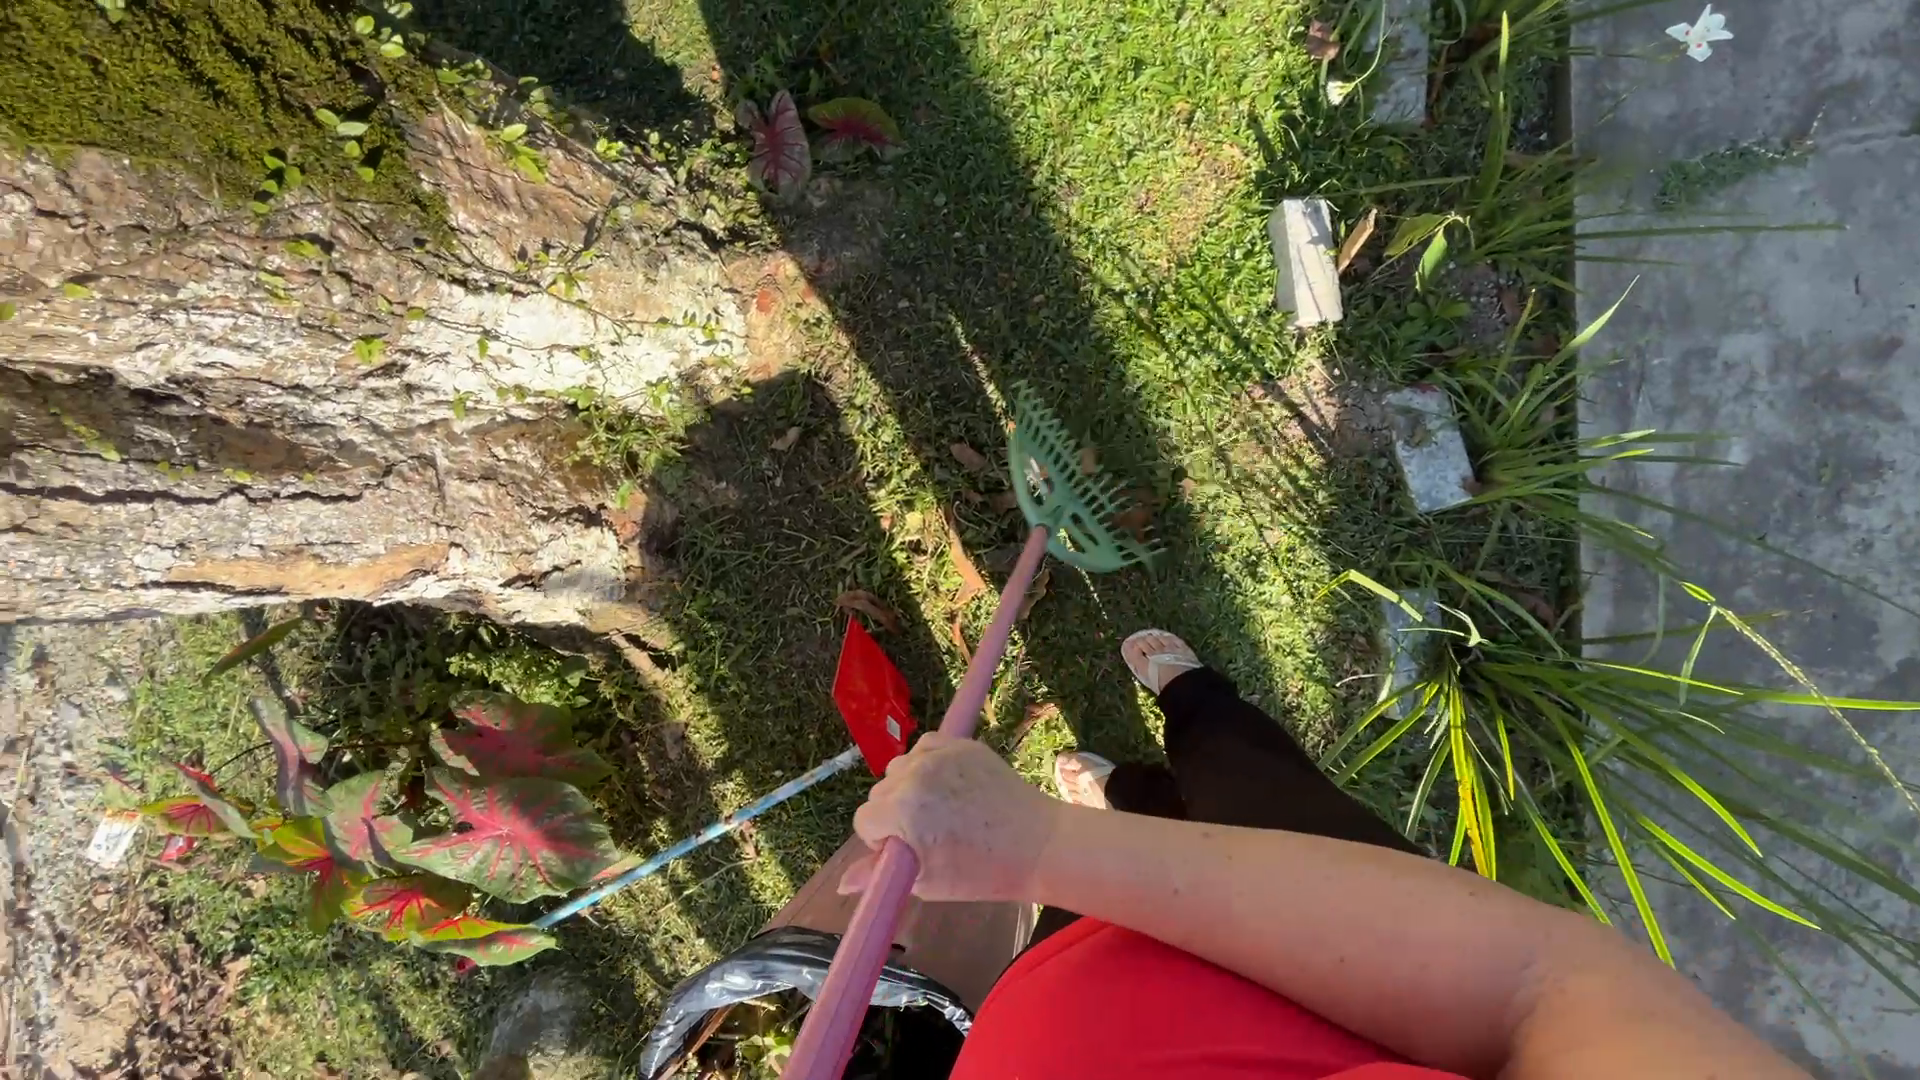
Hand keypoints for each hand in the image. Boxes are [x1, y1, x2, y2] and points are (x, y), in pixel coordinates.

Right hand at [838, 732, 1061, 902]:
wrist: (1038, 842)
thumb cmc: (982, 871)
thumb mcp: (926, 881)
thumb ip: (880, 877)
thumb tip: (844, 884)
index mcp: (903, 810)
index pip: (864, 820)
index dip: (882, 841)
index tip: (909, 851)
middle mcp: (915, 774)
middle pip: (880, 792)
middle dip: (893, 813)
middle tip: (928, 833)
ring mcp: (940, 754)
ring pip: (900, 768)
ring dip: (909, 786)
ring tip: (941, 809)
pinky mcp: (960, 743)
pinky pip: (924, 747)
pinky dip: (927, 763)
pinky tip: (948, 785)